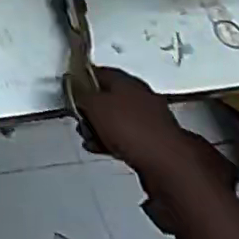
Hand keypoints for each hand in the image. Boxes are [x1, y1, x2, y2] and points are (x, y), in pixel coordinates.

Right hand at [69, 66, 197, 175]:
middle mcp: (142, 97)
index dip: (80, 79)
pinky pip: (128, 137)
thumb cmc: (133, 130)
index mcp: (127, 81)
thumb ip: (79, 93)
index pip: (97, 71)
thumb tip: (73, 87)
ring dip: (102, 127)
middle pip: (108, 97)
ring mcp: (151, 121)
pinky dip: (115, 141)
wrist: (168, 167)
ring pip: (118, 118)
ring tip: (91, 137)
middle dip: (92, 108)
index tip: (70, 89)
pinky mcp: (157, 143)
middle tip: (81, 117)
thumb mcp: (92, 105)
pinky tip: (106, 149)